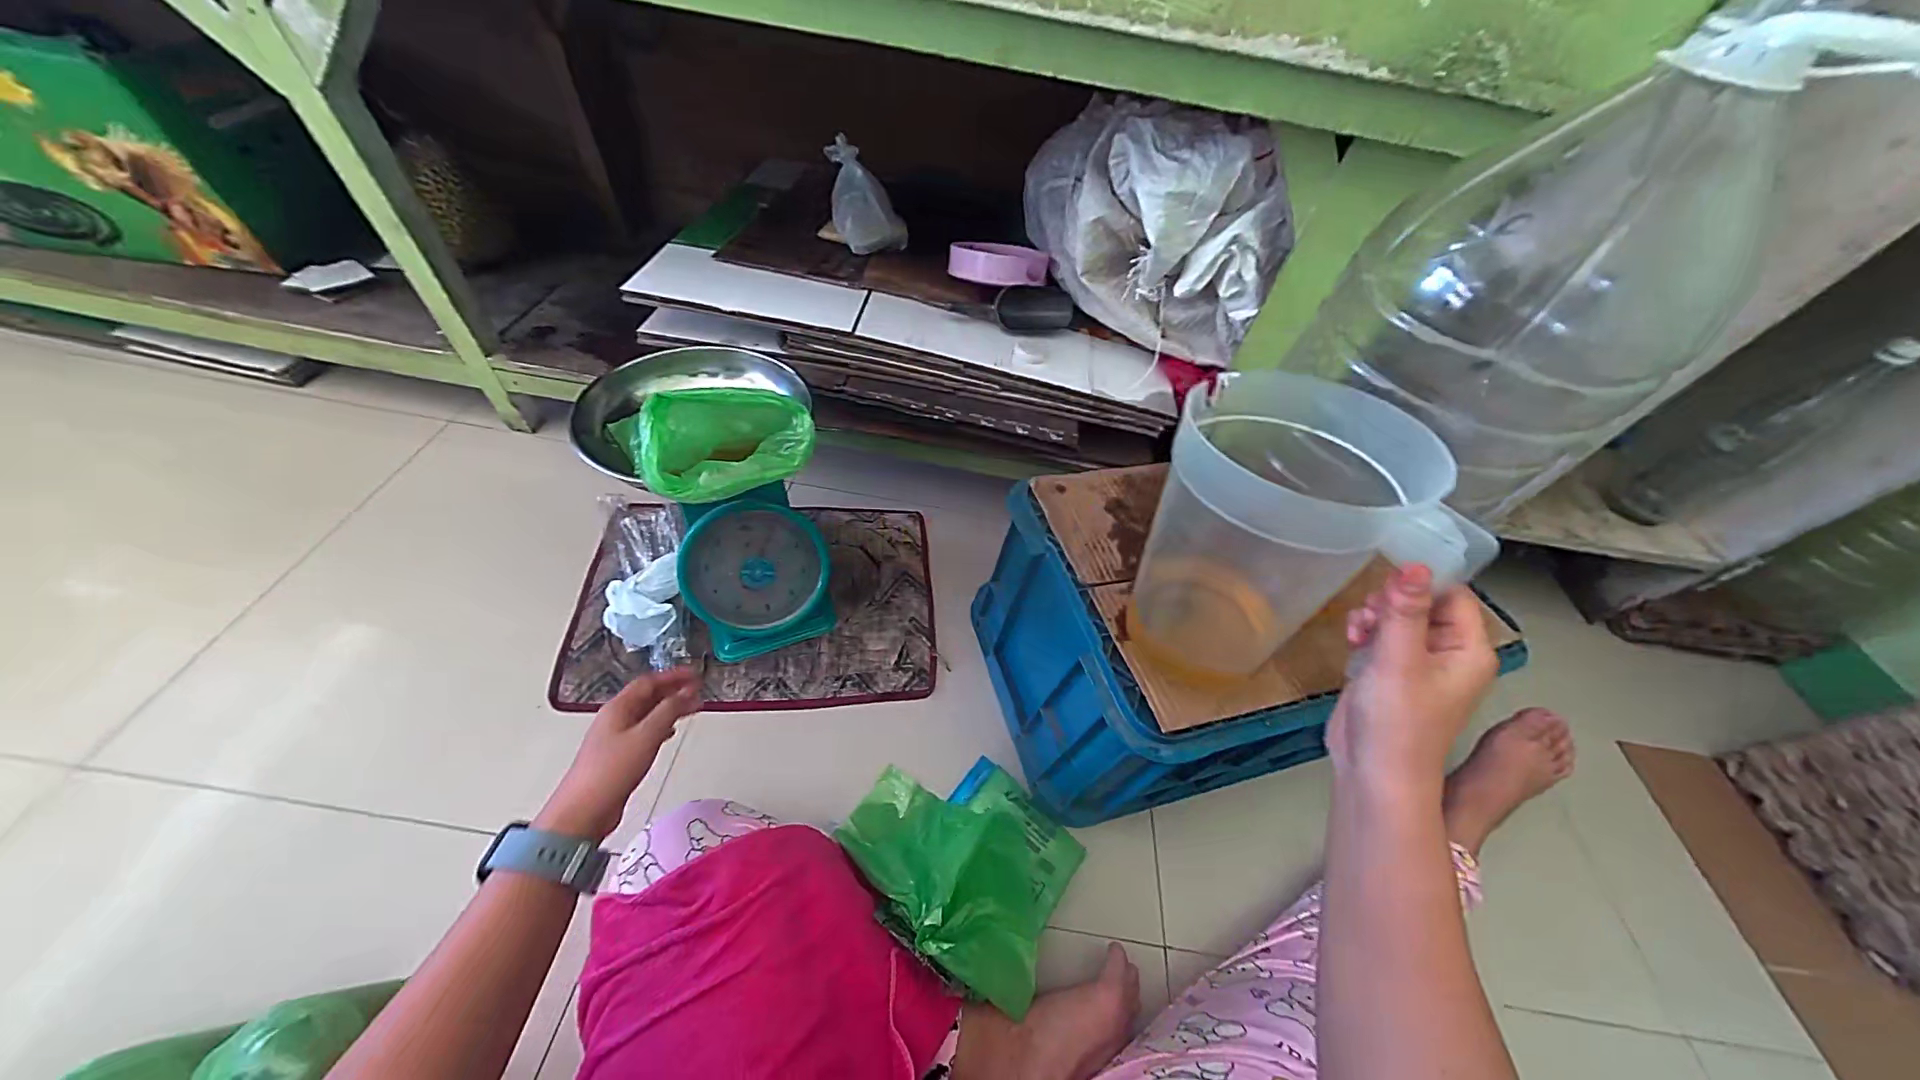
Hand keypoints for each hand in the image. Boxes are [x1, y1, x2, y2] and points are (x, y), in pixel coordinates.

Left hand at [535, 669, 701, 840]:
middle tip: (696, 689)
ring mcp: (615, 737)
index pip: (649, 682)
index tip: (694, 674)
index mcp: (618, 708)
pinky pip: (644, 731)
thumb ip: (669, 711)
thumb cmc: (611, 771)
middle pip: (647, 696)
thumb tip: (687, 692)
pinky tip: (669, 732)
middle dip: (673, 690)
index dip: (673, 676)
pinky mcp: (619, 755)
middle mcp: (615, 719)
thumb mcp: (646, 735)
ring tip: (690, 707)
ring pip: (647, 713)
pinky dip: (661, 726)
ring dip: (669, 708)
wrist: (584, 810)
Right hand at [1326, 565, 1496, 791]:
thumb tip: (1416, 564)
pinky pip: (1382, 638)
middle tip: (1371, 614)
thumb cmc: (1396, 719)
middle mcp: (1448, 654)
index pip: (1454, 596)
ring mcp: (1417, 665)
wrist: (1373, 771)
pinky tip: (1351, 641)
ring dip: (1374, 617)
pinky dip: (1366, 633)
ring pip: (1398, 619)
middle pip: (1422, 604)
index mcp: (1468, 650)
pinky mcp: (1389, 675)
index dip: (1422, 582)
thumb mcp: (1399, 659)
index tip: (1387, 579)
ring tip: (1356, 631)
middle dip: (1391, 602)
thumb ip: (1405, 610)